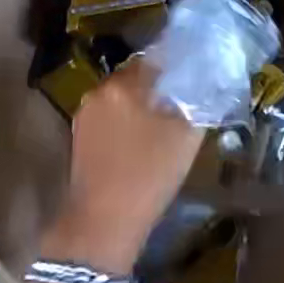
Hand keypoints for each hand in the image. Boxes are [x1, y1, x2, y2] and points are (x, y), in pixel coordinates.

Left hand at [46, 62, 203, 273]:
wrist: (103, 223)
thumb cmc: (149, 175)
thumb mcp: (186, 136)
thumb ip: (196, 101)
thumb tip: (205, 81)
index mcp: (123, 85)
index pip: (156, 59)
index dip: (178, 66)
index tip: (196, 77)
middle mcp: (99, 91)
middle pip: (136, 77)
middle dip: (159, 87)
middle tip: (182, 103)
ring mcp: (85, 114)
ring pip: (121, 98)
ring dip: (141, 104)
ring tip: (163, 123)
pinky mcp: (79, 136)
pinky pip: (109, 117)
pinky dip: (126, 121)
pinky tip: (140, 141)